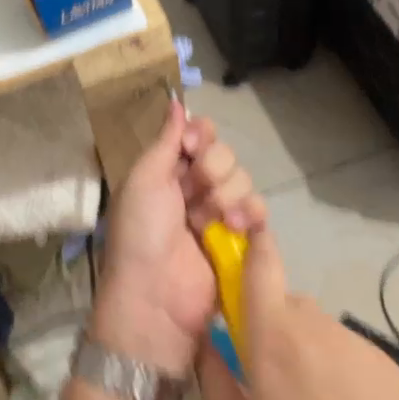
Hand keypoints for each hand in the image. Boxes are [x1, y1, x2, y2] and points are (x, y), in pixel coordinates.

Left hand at [89, 97, 265, 372]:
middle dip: (214, 168)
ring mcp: (218, 215)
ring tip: (211, 219)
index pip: (197, 136)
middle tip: (196, 189)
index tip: (192, 147)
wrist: (155, 297)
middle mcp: (193, 189)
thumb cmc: (140, 233)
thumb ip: (165, 141)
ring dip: (229, 193)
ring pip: (243, 180)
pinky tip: (235, 227)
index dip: (200, 136)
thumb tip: (176, 102)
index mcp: (167, 172)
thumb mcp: (143, 180)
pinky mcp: (240, 241)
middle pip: (224, 155)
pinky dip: (251, 213)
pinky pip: (258, 211)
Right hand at [197, 228, 398, 399]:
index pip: (260, 265)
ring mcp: (361, 346)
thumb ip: (213, 379)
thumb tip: (204, 342)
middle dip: (277, 327)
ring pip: (323, 332)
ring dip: (311, 353)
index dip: (250, 246)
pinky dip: (345, 375)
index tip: (241, 240)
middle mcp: (319, 327)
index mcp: (274, 334)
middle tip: (272, 376)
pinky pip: (356, 357)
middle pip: (290, 305)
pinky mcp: (395, 371)